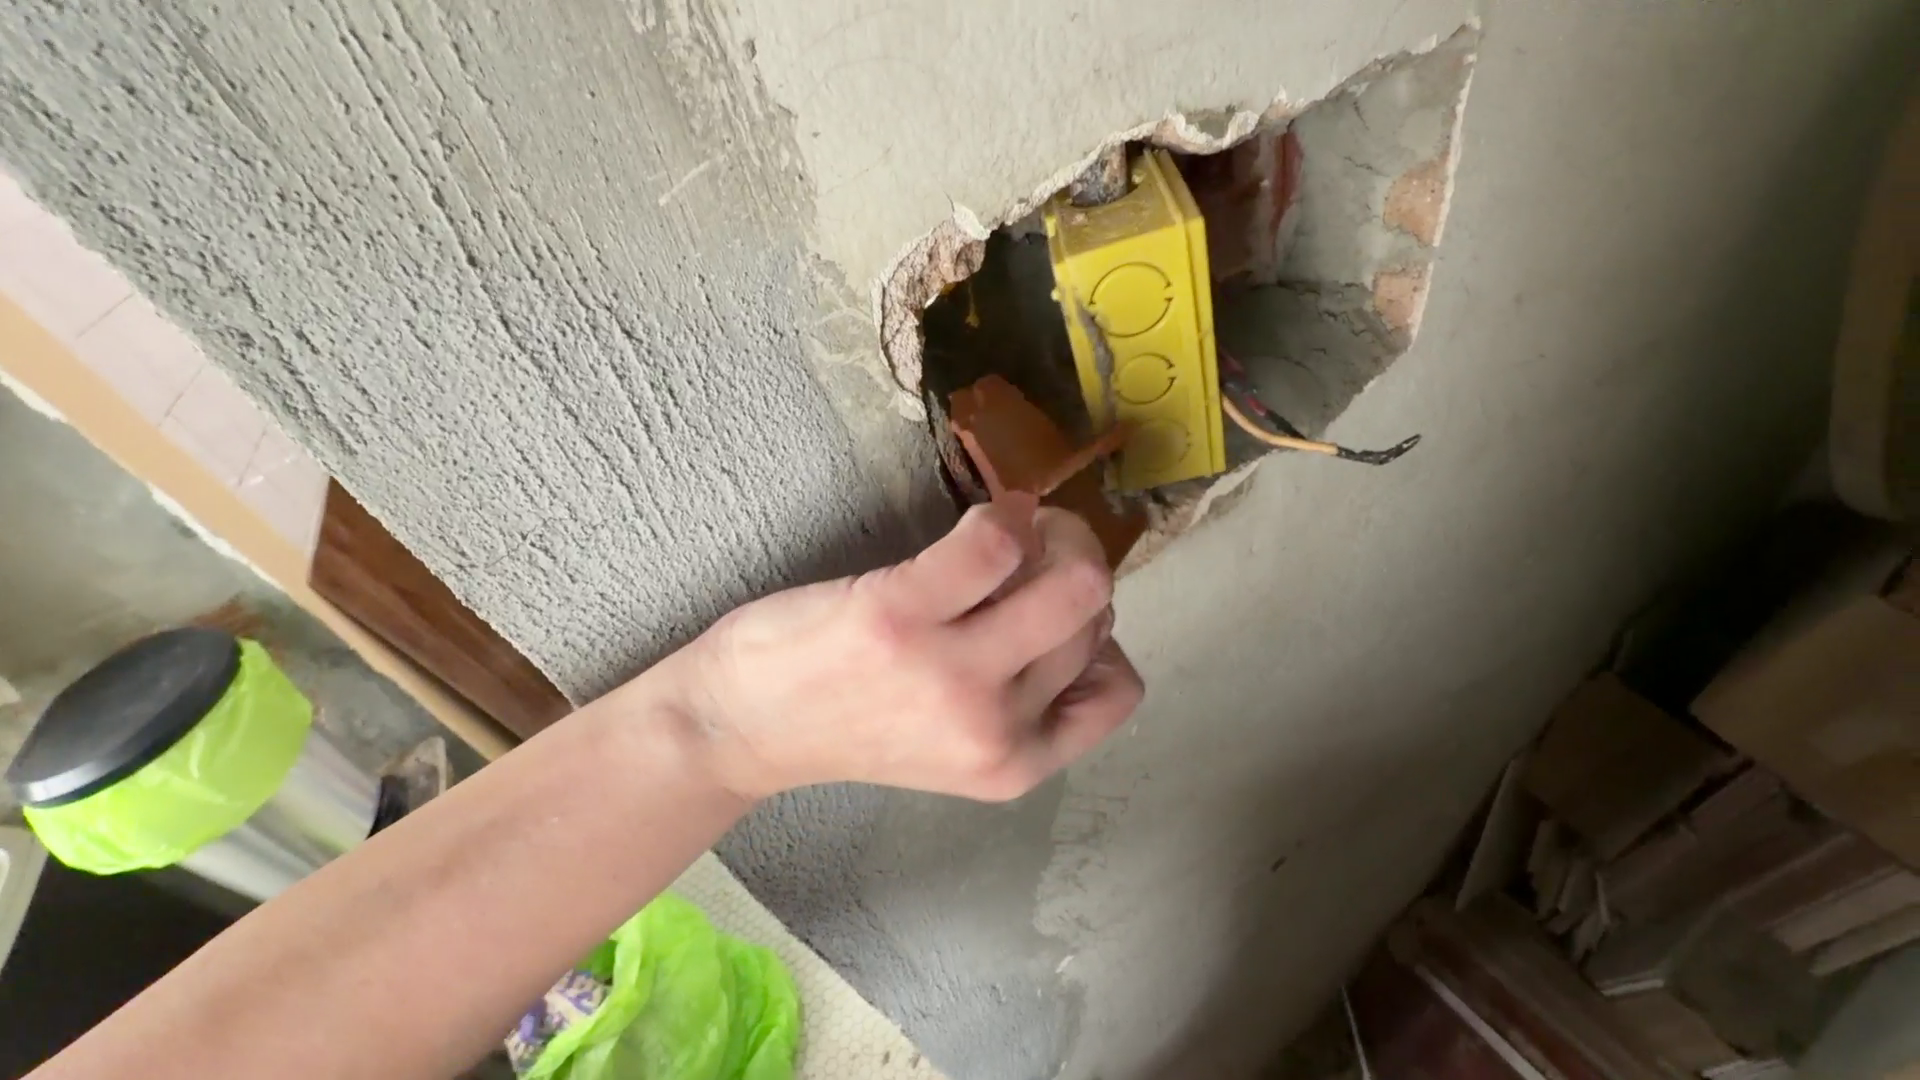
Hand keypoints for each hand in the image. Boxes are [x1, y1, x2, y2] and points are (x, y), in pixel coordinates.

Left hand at [661, 503, 1143, 801]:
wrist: (742, 726)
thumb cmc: (851, 721)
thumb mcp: (958, 743)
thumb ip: (1022, 694)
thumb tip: (1077, 600)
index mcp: (1016, 765)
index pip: (1120, 686)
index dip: (1099, 633)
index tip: (1052, 605)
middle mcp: (996, 728)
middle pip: (1095, 616)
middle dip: (1078, 562)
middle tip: (1037, 543)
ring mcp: (952, 674)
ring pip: (1073, 579)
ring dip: (1052, 533)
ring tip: (1012, 529)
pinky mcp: (902, 617)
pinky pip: (997, 543)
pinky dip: (1004, 515)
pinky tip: (985, 517)